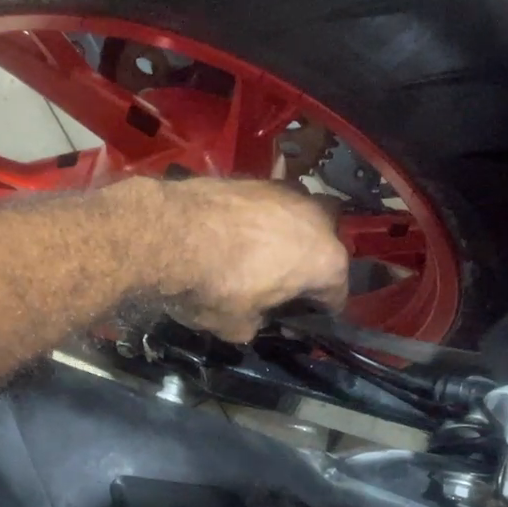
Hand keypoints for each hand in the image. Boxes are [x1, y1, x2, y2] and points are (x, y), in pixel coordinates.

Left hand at [133, 176, 349, 341]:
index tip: (294, 324)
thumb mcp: (240, 328)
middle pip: (324, 249)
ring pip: (299, 221)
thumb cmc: (216, 288)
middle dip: (308, 268)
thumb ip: (261, 323)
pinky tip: (237, 235)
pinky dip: (260, 221)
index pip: (335, 296)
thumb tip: (258, 317)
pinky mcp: (257, 178)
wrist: (171, 235)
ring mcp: (288, 192)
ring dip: (287, 238)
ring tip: (259, 257)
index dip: (316, 315)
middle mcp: (318, 220)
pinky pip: (269, 207)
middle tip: (281, 286)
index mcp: (326, 262)